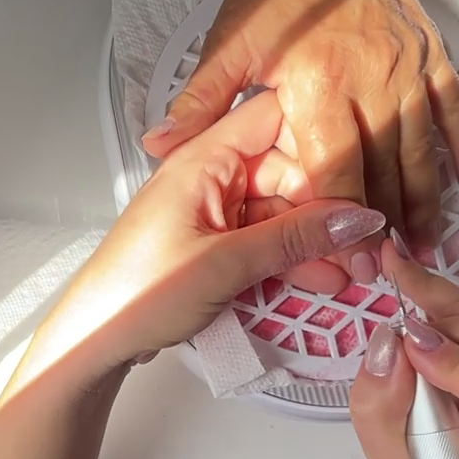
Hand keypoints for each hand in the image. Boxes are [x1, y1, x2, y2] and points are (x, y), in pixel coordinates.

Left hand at [40, 92, 386, 374]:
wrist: (96, 339)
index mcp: (201, 159)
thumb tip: (358, 218)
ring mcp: (212, 212)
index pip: (273, 119)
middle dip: (326, 210)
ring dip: (313, 242)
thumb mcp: (223, 263)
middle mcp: (208, 176)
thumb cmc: (138, 293)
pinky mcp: (213, 244)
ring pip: (279, 212)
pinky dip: (290, 259)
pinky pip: (263, 240)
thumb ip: (293, 237)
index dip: (318, 142)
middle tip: (362, 249)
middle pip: (285, 172)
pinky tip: (320, 280)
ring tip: (348, 275)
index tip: (358, 182)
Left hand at [141, 0, 458, 274]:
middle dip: (387, 226)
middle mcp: (373, 83)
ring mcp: (409, 69)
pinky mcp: (431, 56)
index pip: (335, 168)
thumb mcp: (229, 41)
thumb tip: (158, 144)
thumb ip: (200, 100)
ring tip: (429, 249)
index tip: (348, 261)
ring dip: (429, 201)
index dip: (341, 220)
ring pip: (424, 148)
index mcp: (319, 86)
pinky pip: (457, 107)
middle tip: (388, 274)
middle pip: (385, 169)